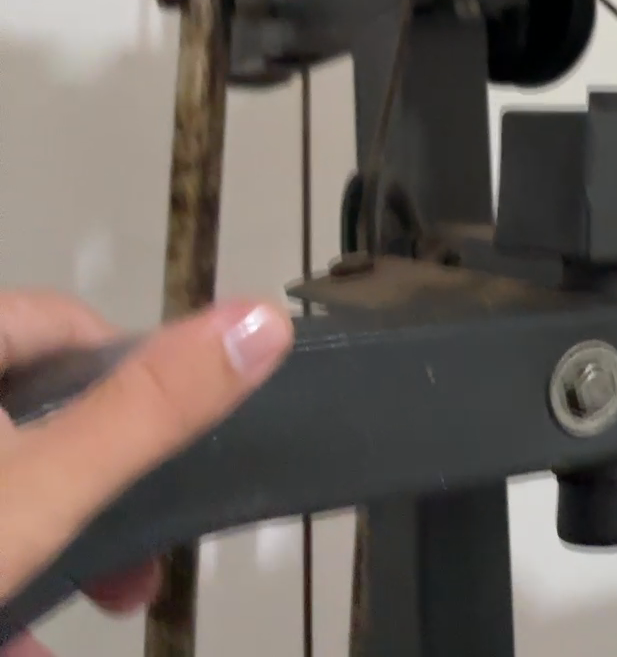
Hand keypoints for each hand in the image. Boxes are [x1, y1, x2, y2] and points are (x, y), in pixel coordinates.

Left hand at [0, 290, 293, 655]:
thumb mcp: (26, 498)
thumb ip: (154, 403)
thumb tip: (266, 317)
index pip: (54, 324)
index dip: (128, 377)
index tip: (154, 454)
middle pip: (11, 411)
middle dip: (74, 487)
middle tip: (117, 562)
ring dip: (18, 542)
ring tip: (37, 625)